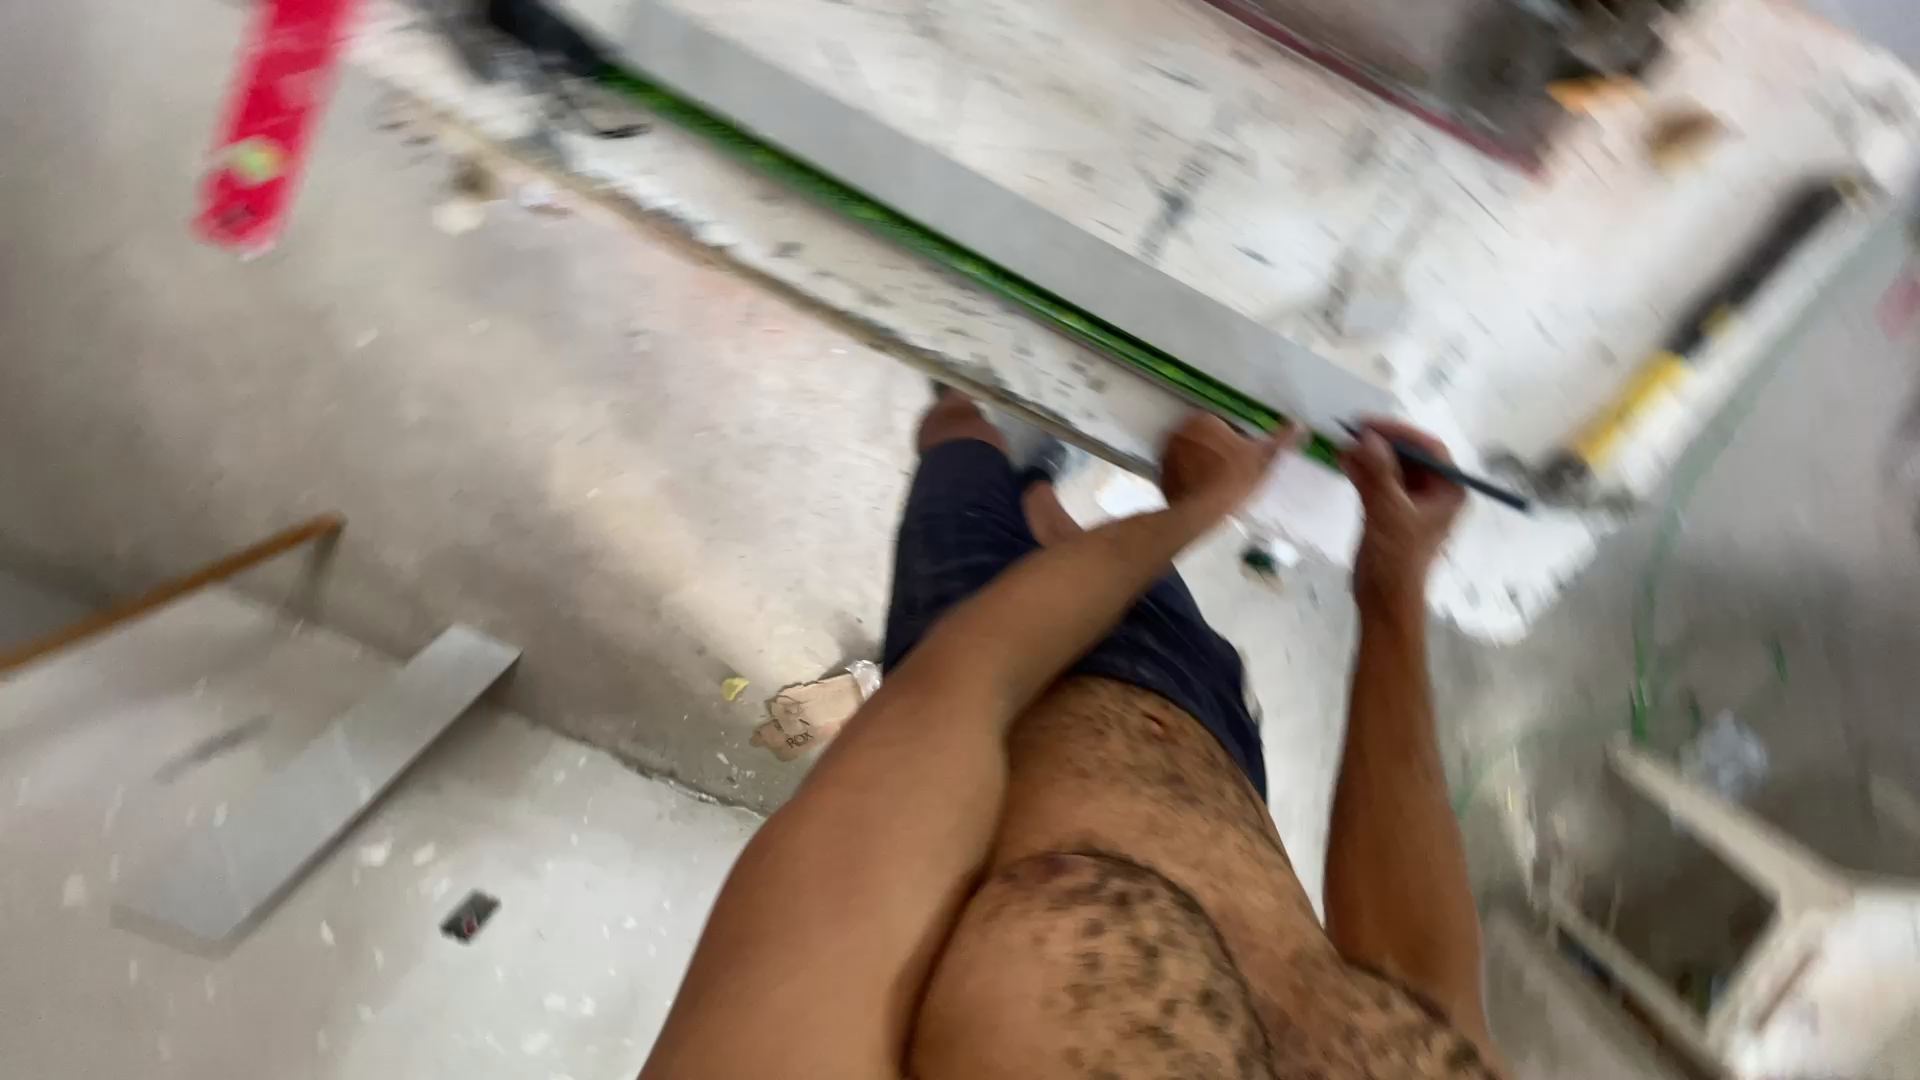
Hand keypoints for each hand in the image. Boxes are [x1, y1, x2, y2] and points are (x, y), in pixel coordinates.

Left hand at [1158, 414, 1298, 516]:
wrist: (1201, 511)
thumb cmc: (1234, 479)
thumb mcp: (1264, 457)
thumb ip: (1282, 440)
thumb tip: (1300, 426)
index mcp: (1202, 420)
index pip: (1224, 426)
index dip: (1237, 443)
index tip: (1243, 459)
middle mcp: (1178, 432)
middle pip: (1204, 440)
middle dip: (1217, 452)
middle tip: (1231, 472)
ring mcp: (1165, 454)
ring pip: (1190, 456)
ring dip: (1202, 464)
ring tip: (1218, 484)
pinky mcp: (1159, 475)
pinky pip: (1178, 473)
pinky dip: (1188, 479)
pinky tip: (1203, 491)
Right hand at [1343, 419, 1465, 604]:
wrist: (1384, 600)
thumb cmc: (1396, 559)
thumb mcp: (1388, 513)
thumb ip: (1379, 473)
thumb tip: (1367, 437)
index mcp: (1450, 491)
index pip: (1429, 449)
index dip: (1399, 432)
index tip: (1367, 425)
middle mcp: (1435, 493)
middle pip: (1410, 456)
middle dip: (1381, 443)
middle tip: (1351, 433)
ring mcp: (1412, 504)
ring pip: (1392, 469)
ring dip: (1369, 456)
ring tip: (1342, 445)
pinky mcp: (1391, 514)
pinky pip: (1379, 484)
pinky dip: (1362, 472)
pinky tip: (1343, 462)